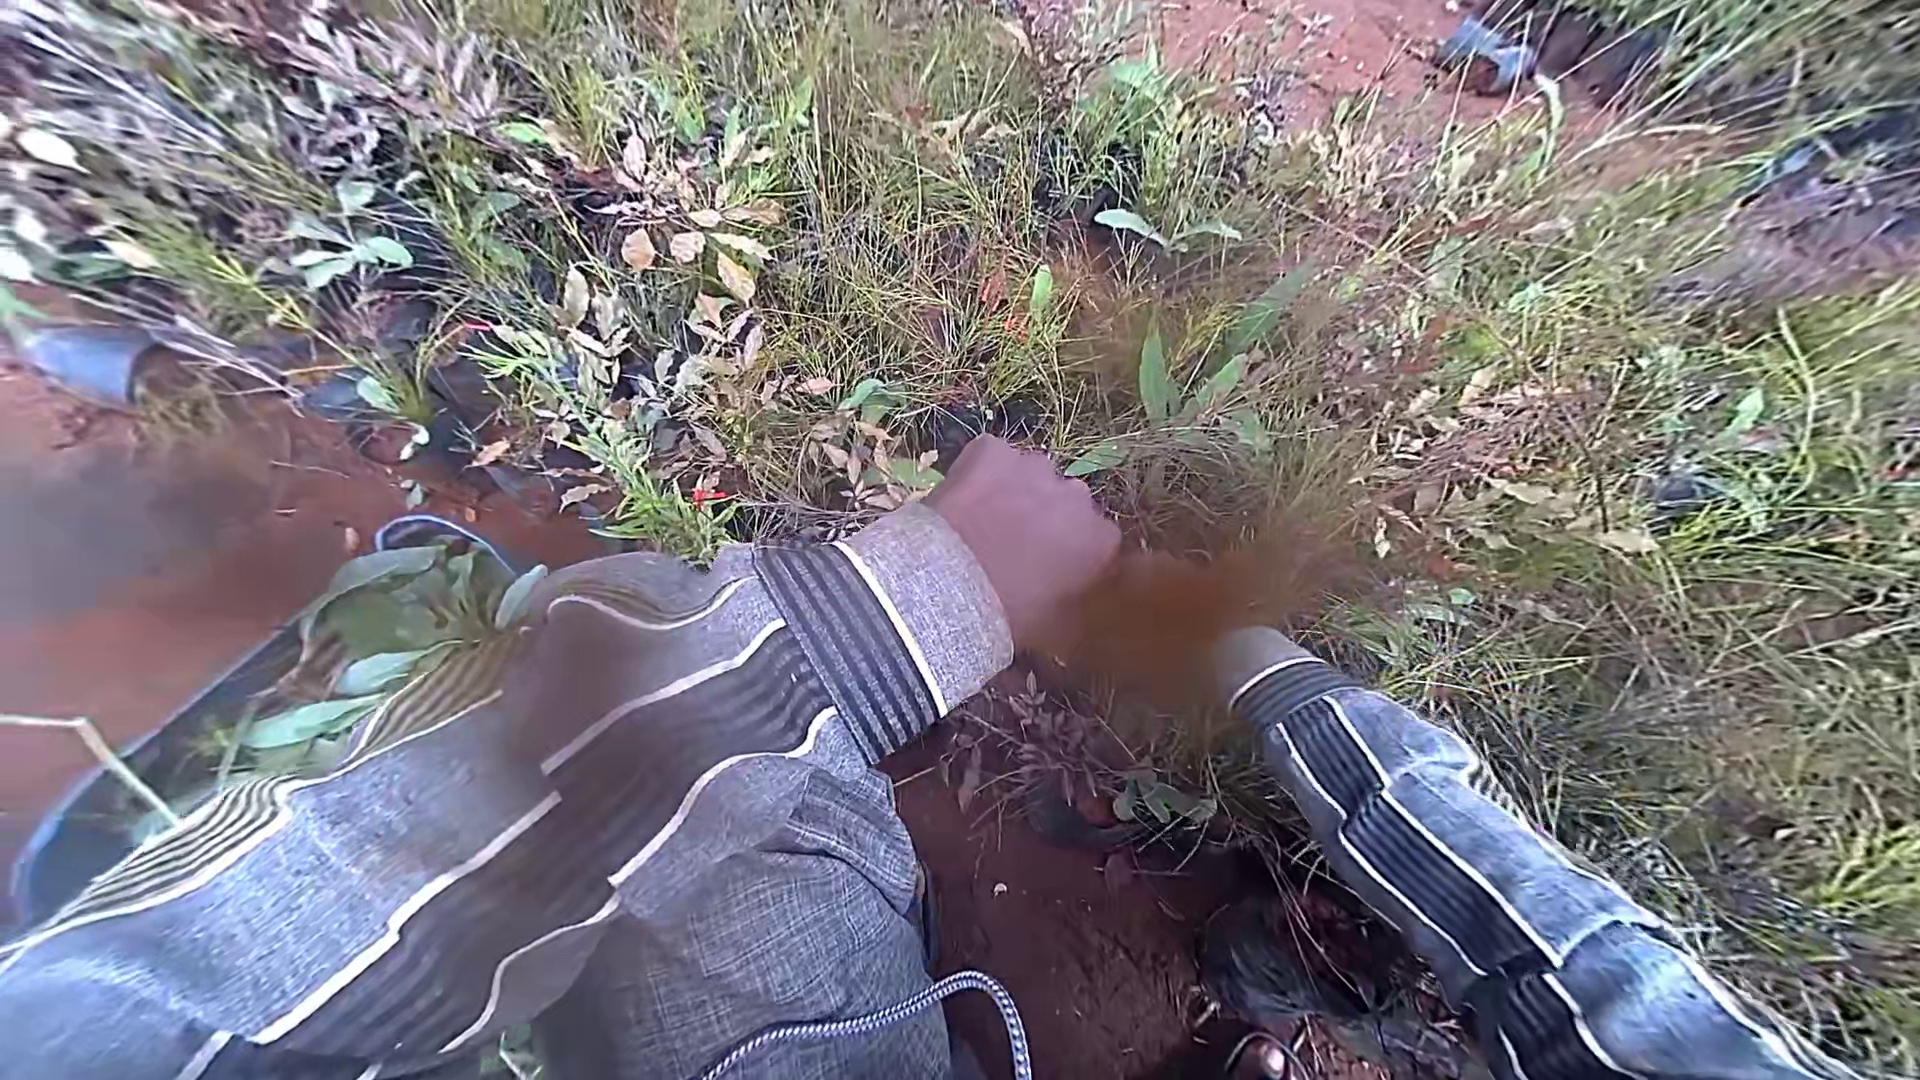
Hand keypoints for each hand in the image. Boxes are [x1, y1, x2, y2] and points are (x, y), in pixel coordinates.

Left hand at [924, 436, 1120, 651]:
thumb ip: (1084, 612)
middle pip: (1065, 503)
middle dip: (1045, 519)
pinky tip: (963, 500)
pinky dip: (980, 473)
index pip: (1095, 539)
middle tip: (1009, 546)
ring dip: (1015, 493)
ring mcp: (1035, 467)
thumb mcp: (1060, 632)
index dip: (1068, 551)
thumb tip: (1083, 610)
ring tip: (982, 523)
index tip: (1044, 567)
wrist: (948, 589)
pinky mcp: (993, 451)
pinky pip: (991, 457)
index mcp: (1102, 539)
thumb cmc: (1007, 617)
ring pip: (1030, 476)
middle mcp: (1078, 496)